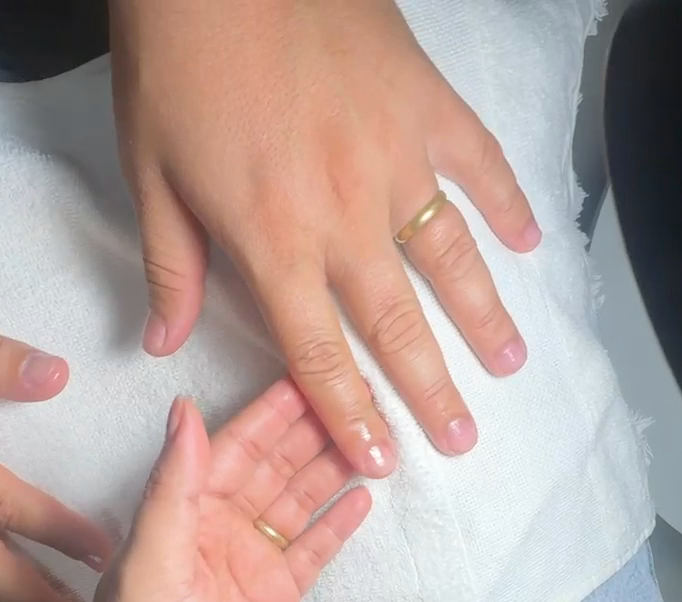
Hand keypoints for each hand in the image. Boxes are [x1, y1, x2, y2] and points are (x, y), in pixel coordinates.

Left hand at [81, 380, 371, 601]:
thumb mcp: (153, 569)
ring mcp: (251, 561)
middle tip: (363, 397)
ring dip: (332, 469)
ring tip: (376, 437)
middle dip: (313, 431)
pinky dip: (336, 525)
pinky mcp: (277, 597)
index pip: (235, 449)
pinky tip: (364, 497)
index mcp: (184, 515)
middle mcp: (219, 528)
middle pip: (274, 467)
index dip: (273, 413)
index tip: (313, 375)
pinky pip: (312, 550)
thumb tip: (185, 410)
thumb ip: (174, 492)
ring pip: (298, 502)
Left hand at [110, 0, 540, 476]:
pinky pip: (479, 162)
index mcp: (273, 240)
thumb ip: (169, 268)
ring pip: (451, 256)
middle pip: (396, 324)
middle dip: (430, 391)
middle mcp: (344, 213)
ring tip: (510, 365)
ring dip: (484, 317)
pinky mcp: (424, 104)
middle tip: (461, 438)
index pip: (320, 354)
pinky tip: (532, 242)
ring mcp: (394, 157)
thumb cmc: (175, 60)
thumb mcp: (149, 172)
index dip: (352, 416)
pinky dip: (508, 203)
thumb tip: (164, 345)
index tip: (382, 461)